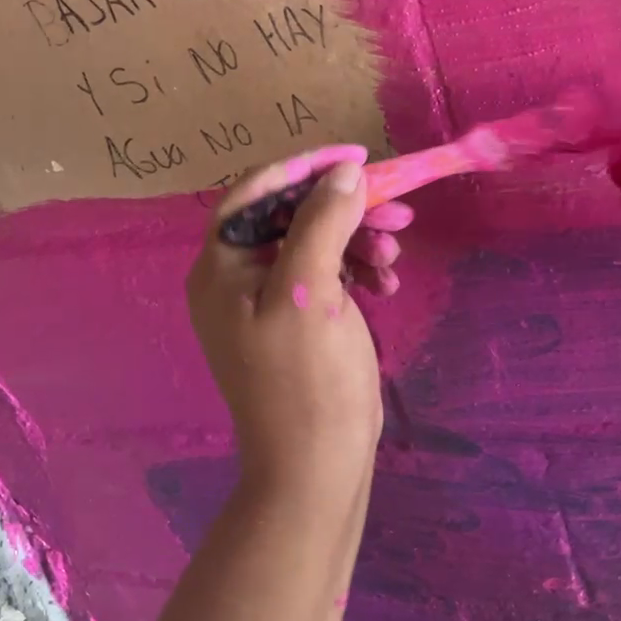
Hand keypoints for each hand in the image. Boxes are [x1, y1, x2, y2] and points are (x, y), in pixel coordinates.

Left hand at [187, 145, 400, 489]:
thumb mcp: (312, 292)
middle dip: (345, 210)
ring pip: (318, 243)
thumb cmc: (306, 378)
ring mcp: (271, 301)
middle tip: (397, 211)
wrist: (318, 463)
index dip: (306, 167)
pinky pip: (329, 275)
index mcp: (222, 267)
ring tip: (394, 259)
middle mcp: (239, 278)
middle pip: (293, 216)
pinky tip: (386, 287)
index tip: (357, 158)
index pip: (257, 192)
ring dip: (360, 241)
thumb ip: (323, 223)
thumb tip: (344, 172)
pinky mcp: (301, 320)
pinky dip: (359, 271)